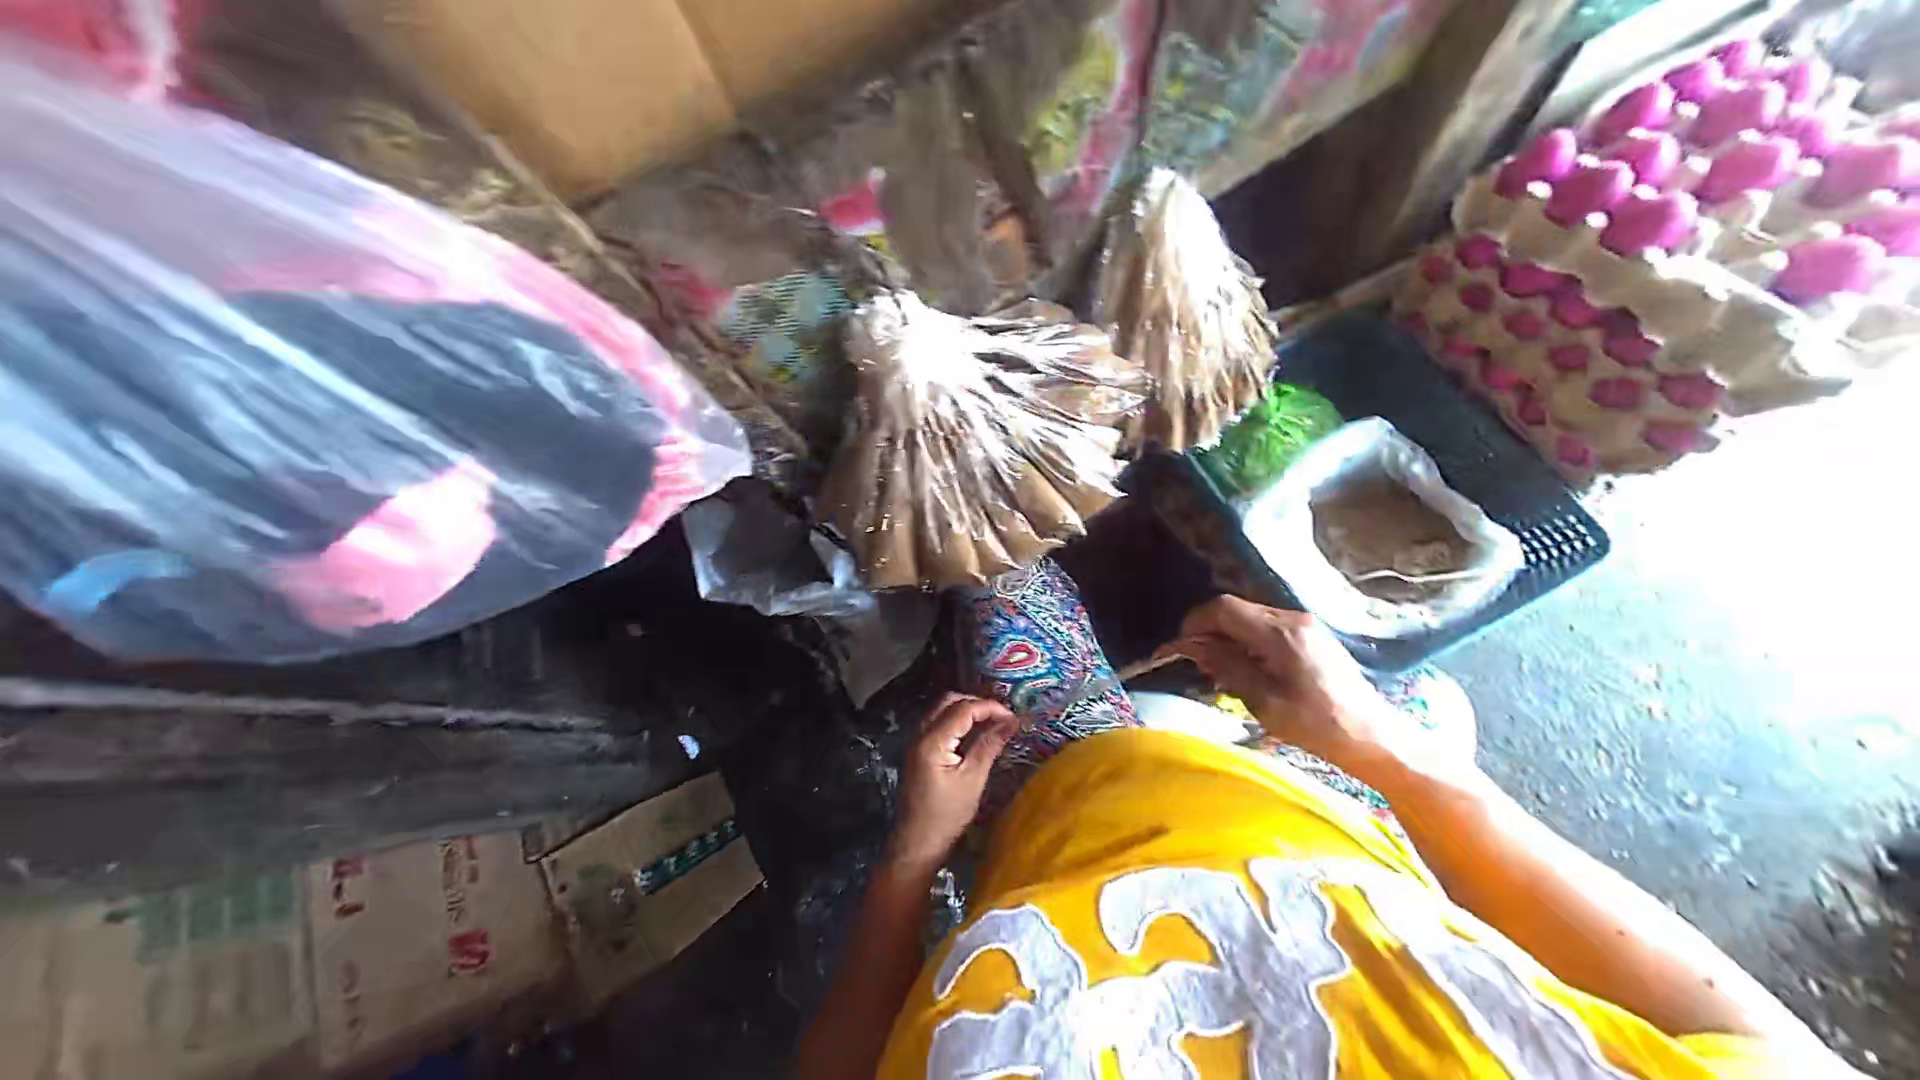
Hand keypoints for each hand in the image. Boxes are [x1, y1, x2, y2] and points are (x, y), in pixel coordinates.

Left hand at [888, 693, 1018, 868]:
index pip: (963, 709)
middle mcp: (919, 733)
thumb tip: (1010, 722)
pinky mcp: (917, 750)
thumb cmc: (946, 816)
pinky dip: (956, 721)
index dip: (990, 708)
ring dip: (966, 710)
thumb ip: (989, 745)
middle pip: (949, 701)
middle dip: (977, 704)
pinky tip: (973, 734)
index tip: (1012, 717)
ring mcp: (915, 741)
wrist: (916, 843)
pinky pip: (937, 722)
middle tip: (1001, 717)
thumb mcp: (973, 779)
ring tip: (991, 723)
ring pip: (941, 710)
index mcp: (932, 740)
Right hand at [1161, 596, 1408, 779]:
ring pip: (1250, 616)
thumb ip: (1227, 666)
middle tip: (1200, 663)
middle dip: (1210, 630)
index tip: (1182, 645)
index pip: (1224, 608)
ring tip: (1222, 670)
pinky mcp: (1311, 634)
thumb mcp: (1264, 701)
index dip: (1196, 622)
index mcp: (1281, 633)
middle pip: (1236, 609)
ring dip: (1229, 636)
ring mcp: (1305, 624)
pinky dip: (1248, 640)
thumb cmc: (1318, 725)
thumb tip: (1194, 645)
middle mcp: (1293, 618)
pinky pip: (1267, 626)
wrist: (1374, 736)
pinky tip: (1247, 667)